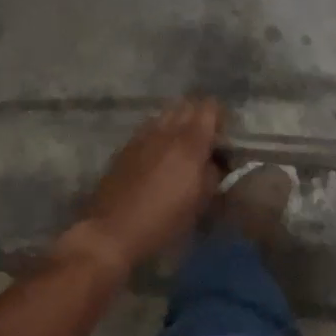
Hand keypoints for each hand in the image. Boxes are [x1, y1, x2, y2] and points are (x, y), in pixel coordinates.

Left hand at [68, 98, 223, 271]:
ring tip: (180, 144)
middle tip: (204, 138)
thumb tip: (215, 162)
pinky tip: (158, 153)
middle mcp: (167, 131)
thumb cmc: (163, 221)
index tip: (222, 134)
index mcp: (190, 143)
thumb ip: (213, 175)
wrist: (113, 231)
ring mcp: (143, 136)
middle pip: (187, 105)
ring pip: (166, 113)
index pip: (209, 108)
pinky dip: (159, 133)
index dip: (219, 116)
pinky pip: (149, 127)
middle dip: (199, 116)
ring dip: (177, 122)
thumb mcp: (200, 203)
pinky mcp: (126, 145)